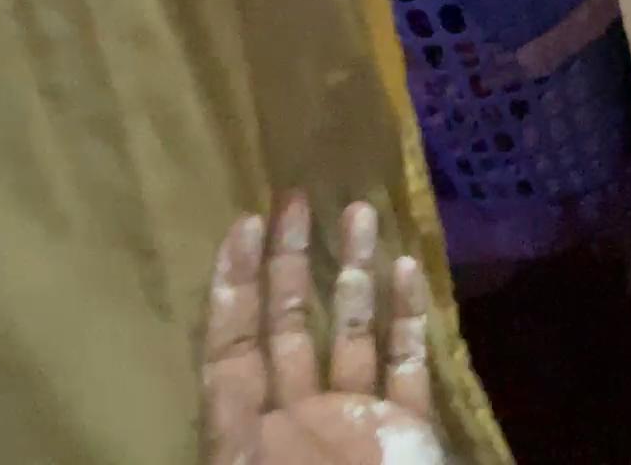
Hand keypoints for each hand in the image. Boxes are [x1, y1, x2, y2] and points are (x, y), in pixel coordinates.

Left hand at [201, 196, 444, 464]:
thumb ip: (236, 424)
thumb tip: (220, 365)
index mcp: (253, 431)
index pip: (234, 343)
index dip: (236, 282)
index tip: (248, 223)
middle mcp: (300, 413)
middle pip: (289, 321)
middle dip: (289, 258)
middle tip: (296, 199)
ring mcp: (355, 416)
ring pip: (353, 329)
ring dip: (355, 269)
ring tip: (361, 212)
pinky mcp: (406, 424)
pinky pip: (407, 360)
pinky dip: (409, 315)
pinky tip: (408, 267)